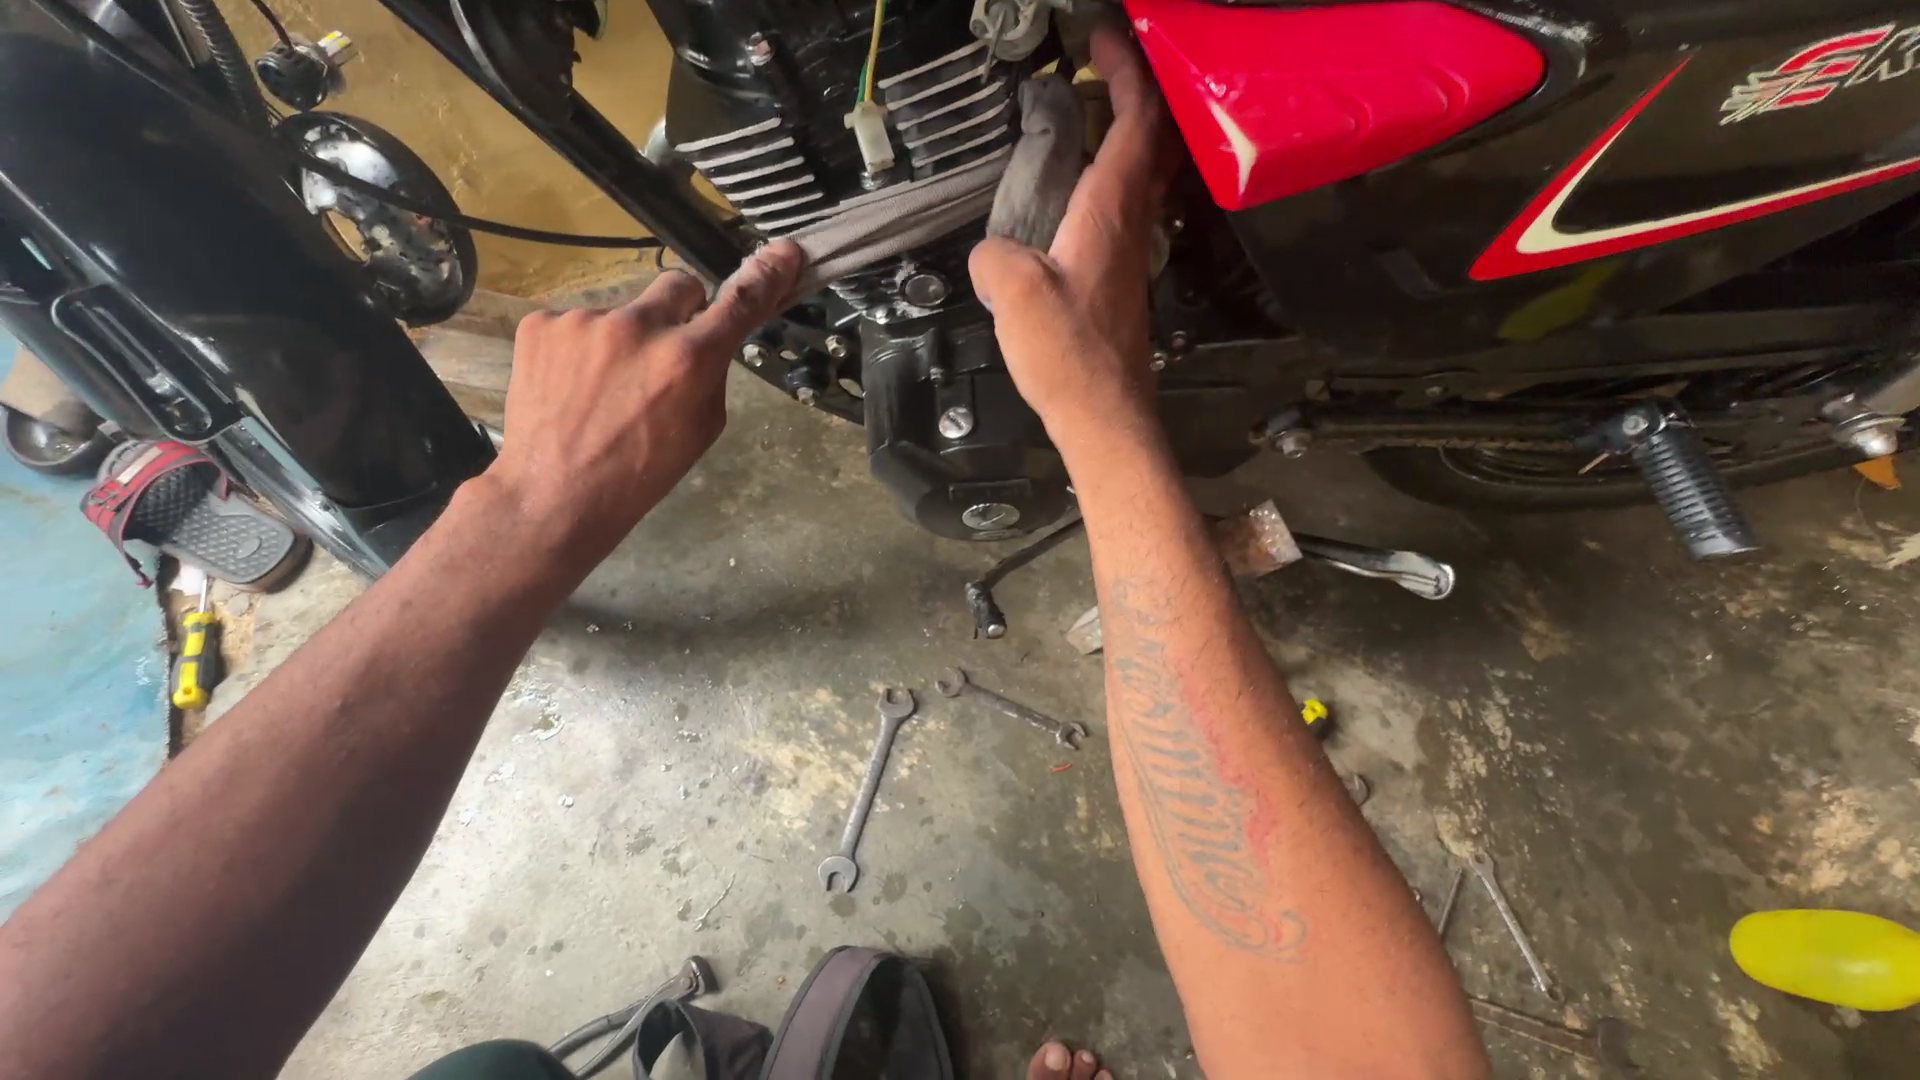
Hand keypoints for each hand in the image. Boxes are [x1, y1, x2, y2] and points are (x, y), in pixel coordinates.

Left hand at [485, 240, 801, 560]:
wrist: (556, 493)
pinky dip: (581, 349)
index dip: (766, 277)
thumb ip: (710, 372)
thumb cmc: (643, 471)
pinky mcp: (541, 323)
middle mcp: (638, 327)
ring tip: (603, 389)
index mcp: (687, 360)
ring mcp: (583, 320)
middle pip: (679, 286)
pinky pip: (578, 323)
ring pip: (624, 312)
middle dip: (680, 313)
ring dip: (625, 339)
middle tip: (664, 356)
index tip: (783, 253)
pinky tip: (573, 385)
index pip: (738, 304)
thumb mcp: (702, 427)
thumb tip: (706, 338)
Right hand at [968, 25, 1169, 447]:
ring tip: (1083, 124)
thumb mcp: (1013, 294)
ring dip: (1123, 139)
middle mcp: (1131, 226)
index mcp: (1110, 212)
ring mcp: (1130, 256)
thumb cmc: (1069, 356)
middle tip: (1101, 72)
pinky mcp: (1119, 284)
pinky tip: (1073, 199)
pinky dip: (1106, 184)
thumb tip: (992, 253)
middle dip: (1133, 94)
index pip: (1136, 119)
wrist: (1104, 415)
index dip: (1127, 68)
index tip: (1104, 36)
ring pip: (1141, 179)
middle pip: (1150, 142)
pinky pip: (1122, 214)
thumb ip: (994, 255)